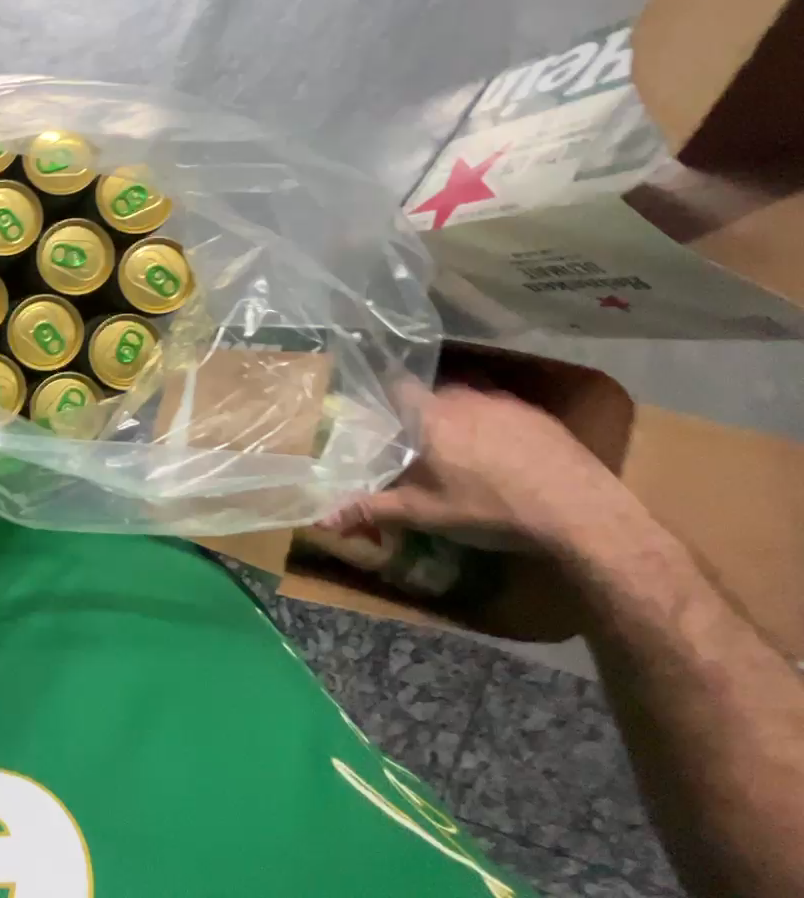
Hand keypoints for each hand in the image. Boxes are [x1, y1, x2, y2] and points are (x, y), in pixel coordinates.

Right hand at [325, 381, 641, 551]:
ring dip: (459, 422)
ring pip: (469, 404)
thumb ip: (371, 509)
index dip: (384, 395)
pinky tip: (501, 461)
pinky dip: (494, 431)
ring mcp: (507, 405)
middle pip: (432, 396)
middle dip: (421, 415)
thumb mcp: (424, 513)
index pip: (396, 385)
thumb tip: (321, 519)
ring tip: (459, 455)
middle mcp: (466, 398)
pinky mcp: (541, 417)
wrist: (583, 515)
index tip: (376, 413)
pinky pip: (503, 415)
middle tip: (415, 445)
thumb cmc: (490, 509)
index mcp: (430, 415)